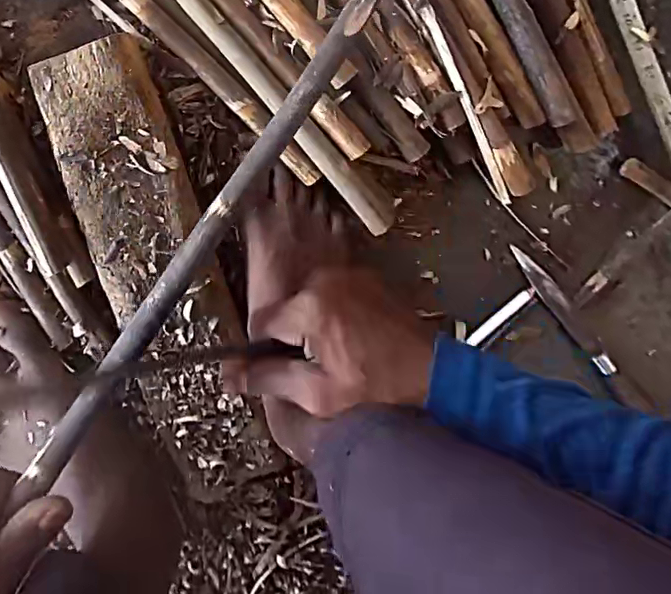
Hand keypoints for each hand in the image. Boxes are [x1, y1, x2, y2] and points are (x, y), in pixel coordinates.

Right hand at [242, 266, 436, 415]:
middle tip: (316, 363)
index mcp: (309, 308)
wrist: (437, 379)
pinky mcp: (363, 277)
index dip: (268, 347)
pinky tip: (352, 338)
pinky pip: (332, 291)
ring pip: (307, 299)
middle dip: (293, 335)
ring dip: (312, 322)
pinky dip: (333, 311)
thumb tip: (232, 376)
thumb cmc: (384, 391)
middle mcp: (324, 282)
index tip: (281, 363)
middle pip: (286, 308)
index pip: (263, 321)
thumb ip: (270, 379)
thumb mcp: (319, 394)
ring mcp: (346, 276)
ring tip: (338, 352)